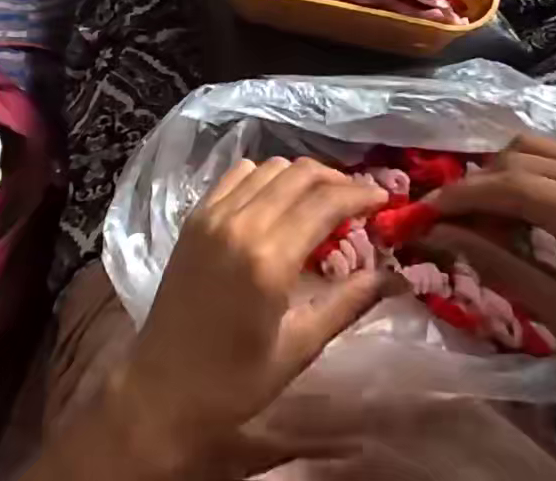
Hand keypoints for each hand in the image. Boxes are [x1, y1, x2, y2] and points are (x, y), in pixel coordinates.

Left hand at [114, 157, 400, 470]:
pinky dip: (265, 176)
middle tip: (358, 200)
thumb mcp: (300, 347)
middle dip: (336, 179)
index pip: (325, 201)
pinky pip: (237, 174)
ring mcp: (213, 214)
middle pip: (299, 173)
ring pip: (269, 166)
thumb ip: (347, 302)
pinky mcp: (195, 215)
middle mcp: (240, 223)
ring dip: (301, 176)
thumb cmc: (235, 380)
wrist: (162, 388)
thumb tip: (394, 276)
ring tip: (320, 200)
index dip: (360, 194)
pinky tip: (276, 200)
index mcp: (269, 258)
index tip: (383, 200)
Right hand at [424, 136, 555, 479]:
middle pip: (529, 157)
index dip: (468, 194)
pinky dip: (530, 171)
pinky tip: (521, 204)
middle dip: (480, 182)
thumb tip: (438, 232)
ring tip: (485, 210)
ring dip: (503, 171)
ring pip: (543, 146)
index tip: (428, 210)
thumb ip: (499, 266)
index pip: (525, 187)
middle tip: (452, 215)